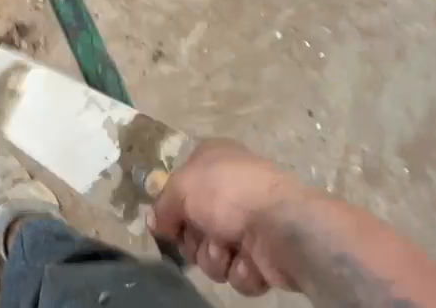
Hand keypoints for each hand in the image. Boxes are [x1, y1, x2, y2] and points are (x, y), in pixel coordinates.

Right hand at [148, 139, 314, 296]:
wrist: (281, 226)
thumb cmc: (227, 193)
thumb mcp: (181, 188)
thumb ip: (162, 206)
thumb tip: (154, 223)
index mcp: (211, 162)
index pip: (180, 188)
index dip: (173, 209)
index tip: (169, 223)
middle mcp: (228, 191)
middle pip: (193, 227)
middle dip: (194, 240)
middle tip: (203, 237)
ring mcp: (248, 225)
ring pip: (213, 254)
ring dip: (216, 258)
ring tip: (229, 250)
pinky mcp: (265, 256)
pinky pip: (238, 272)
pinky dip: (240, 270)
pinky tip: (249, 261)